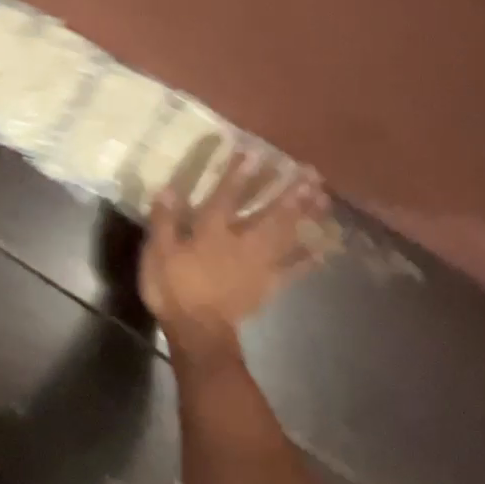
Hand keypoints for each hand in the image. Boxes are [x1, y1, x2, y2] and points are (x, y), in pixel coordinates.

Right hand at [140, 148, 329, 366]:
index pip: (226, 196)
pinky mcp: (269, 284)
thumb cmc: (172, 290)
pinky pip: (294, 268)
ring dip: (306, 214)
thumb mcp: (156, 253)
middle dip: (288, 189)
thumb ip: (164, 221)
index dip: (238, 173)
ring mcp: (260, 263)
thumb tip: (169, 188)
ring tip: (323, 195)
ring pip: (287, 234)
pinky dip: (312, 257)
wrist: (198, 331)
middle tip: (309, 170)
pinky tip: (327, 245)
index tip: (254, 151)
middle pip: (268, 211)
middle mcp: (241, 241)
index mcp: (211, 231)